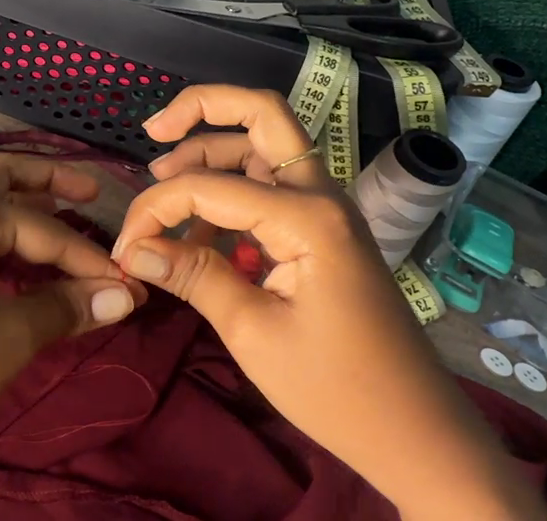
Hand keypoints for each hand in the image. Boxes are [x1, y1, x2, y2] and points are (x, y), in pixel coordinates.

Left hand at [0, 153, 144, 453]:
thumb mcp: (13, 335)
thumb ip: (68, 307)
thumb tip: (123, 295)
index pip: (45, 228)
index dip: (90, 258)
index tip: (129, 285)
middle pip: (4, 179)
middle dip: (49, 182)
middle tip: (92, 194)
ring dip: (27, 211)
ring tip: (69, 223)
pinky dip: (4, 239)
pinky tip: (27, 265)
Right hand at [114, 86, 546, 520]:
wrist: (421, 438)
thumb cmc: (336, 389)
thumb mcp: (251, 332)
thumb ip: (191, 275)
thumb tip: (130, 248)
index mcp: (307, 216)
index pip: (208, 185)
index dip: (155, 208)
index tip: (125, 249)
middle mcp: (320, 195)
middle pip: (262, 113)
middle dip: (202, 109)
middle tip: (153, 132)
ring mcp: (327, 211)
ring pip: (264, 145)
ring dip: (212, 150)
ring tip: (163, 180)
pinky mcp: (324, 232)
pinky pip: (271, 186)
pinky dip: (230, 189)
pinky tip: (199, 231)